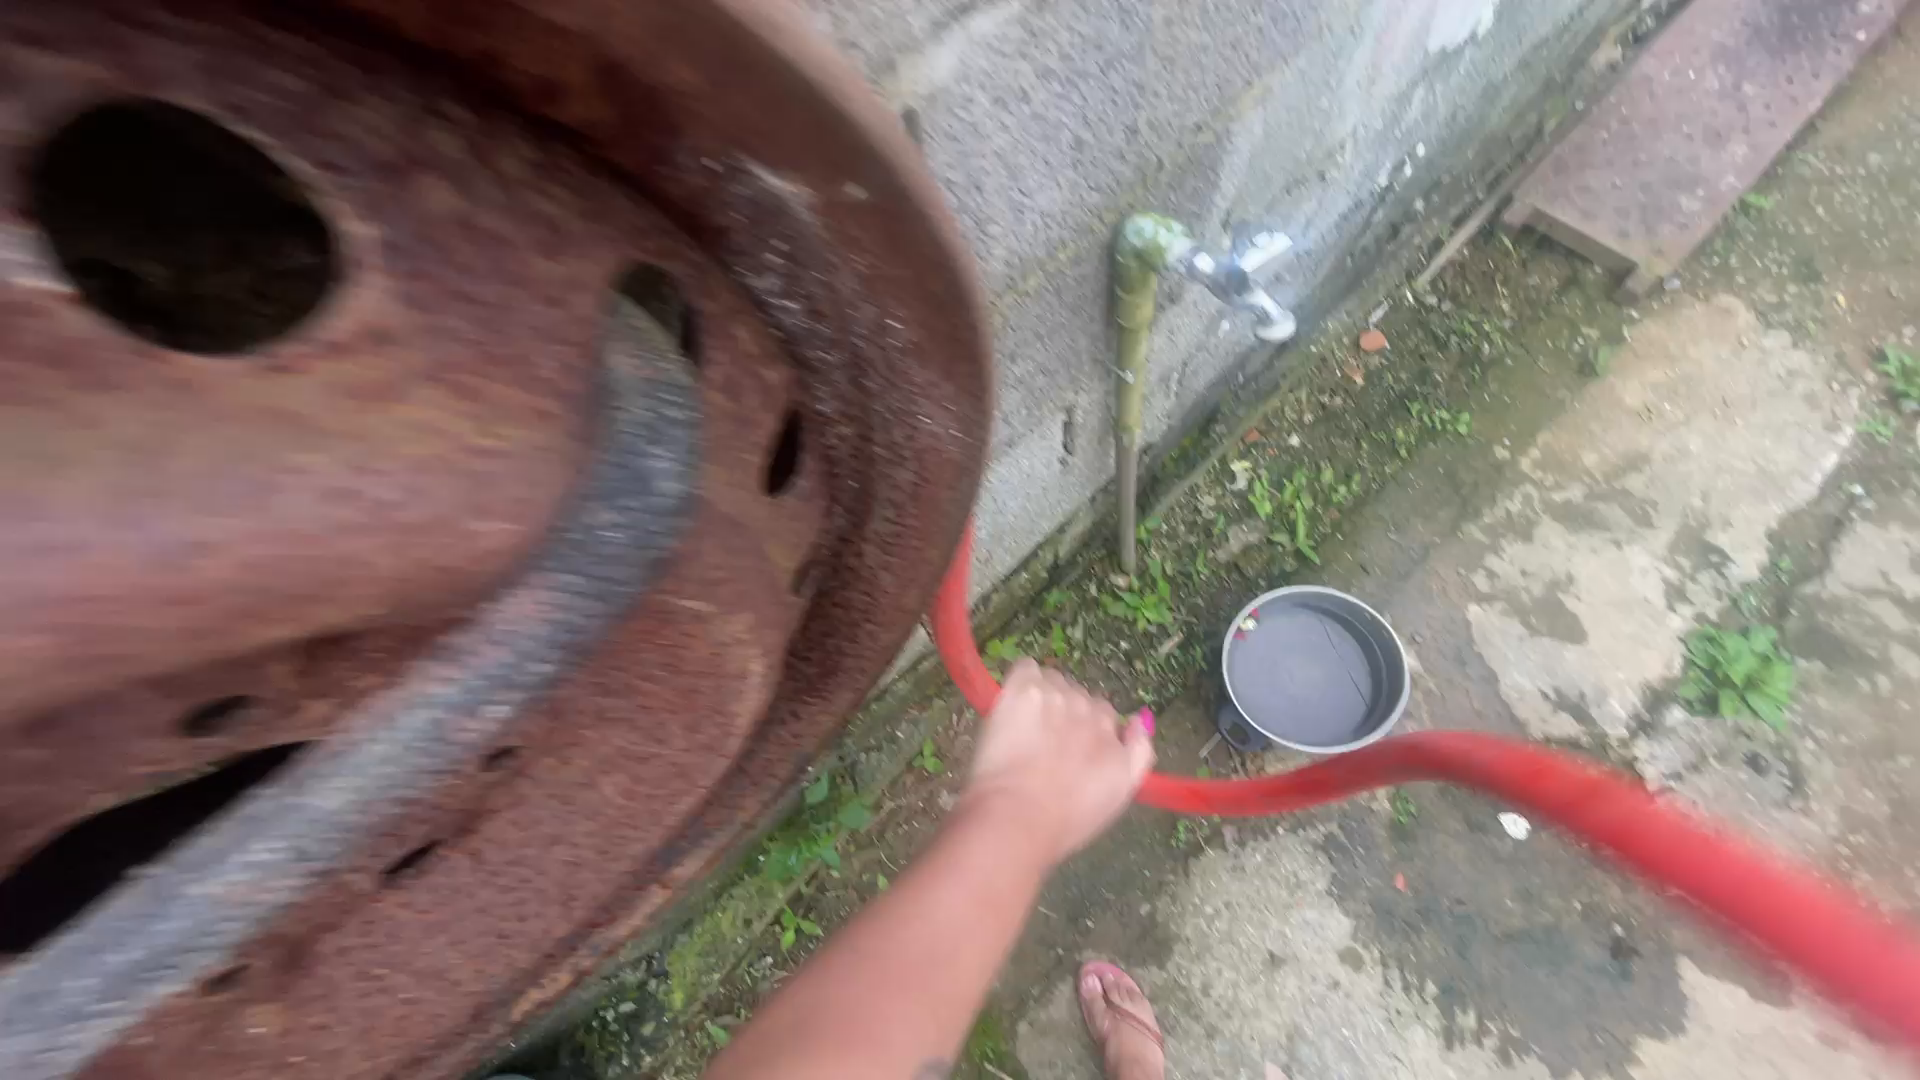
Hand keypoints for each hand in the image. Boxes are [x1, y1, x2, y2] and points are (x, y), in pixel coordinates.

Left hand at [957, 659, 1154, 867]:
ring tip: (1024, 728)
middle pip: (1078, 696)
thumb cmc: (1065, 820)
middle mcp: (1089, 709)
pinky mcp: (1024, 689)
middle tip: (1042, 744)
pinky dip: (1021, 679)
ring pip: (1052, 681)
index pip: (1105, 715)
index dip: (1084, 731)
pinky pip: (1026, 668)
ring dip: (1043, 696)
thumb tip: (1140, 720)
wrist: (1017, 815)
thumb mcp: (1118, 794)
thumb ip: (1138, 754)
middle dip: (1064, 712)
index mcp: (1112, 733)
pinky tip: (1012, 703)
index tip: (1067, 751)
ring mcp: (1057, 695)